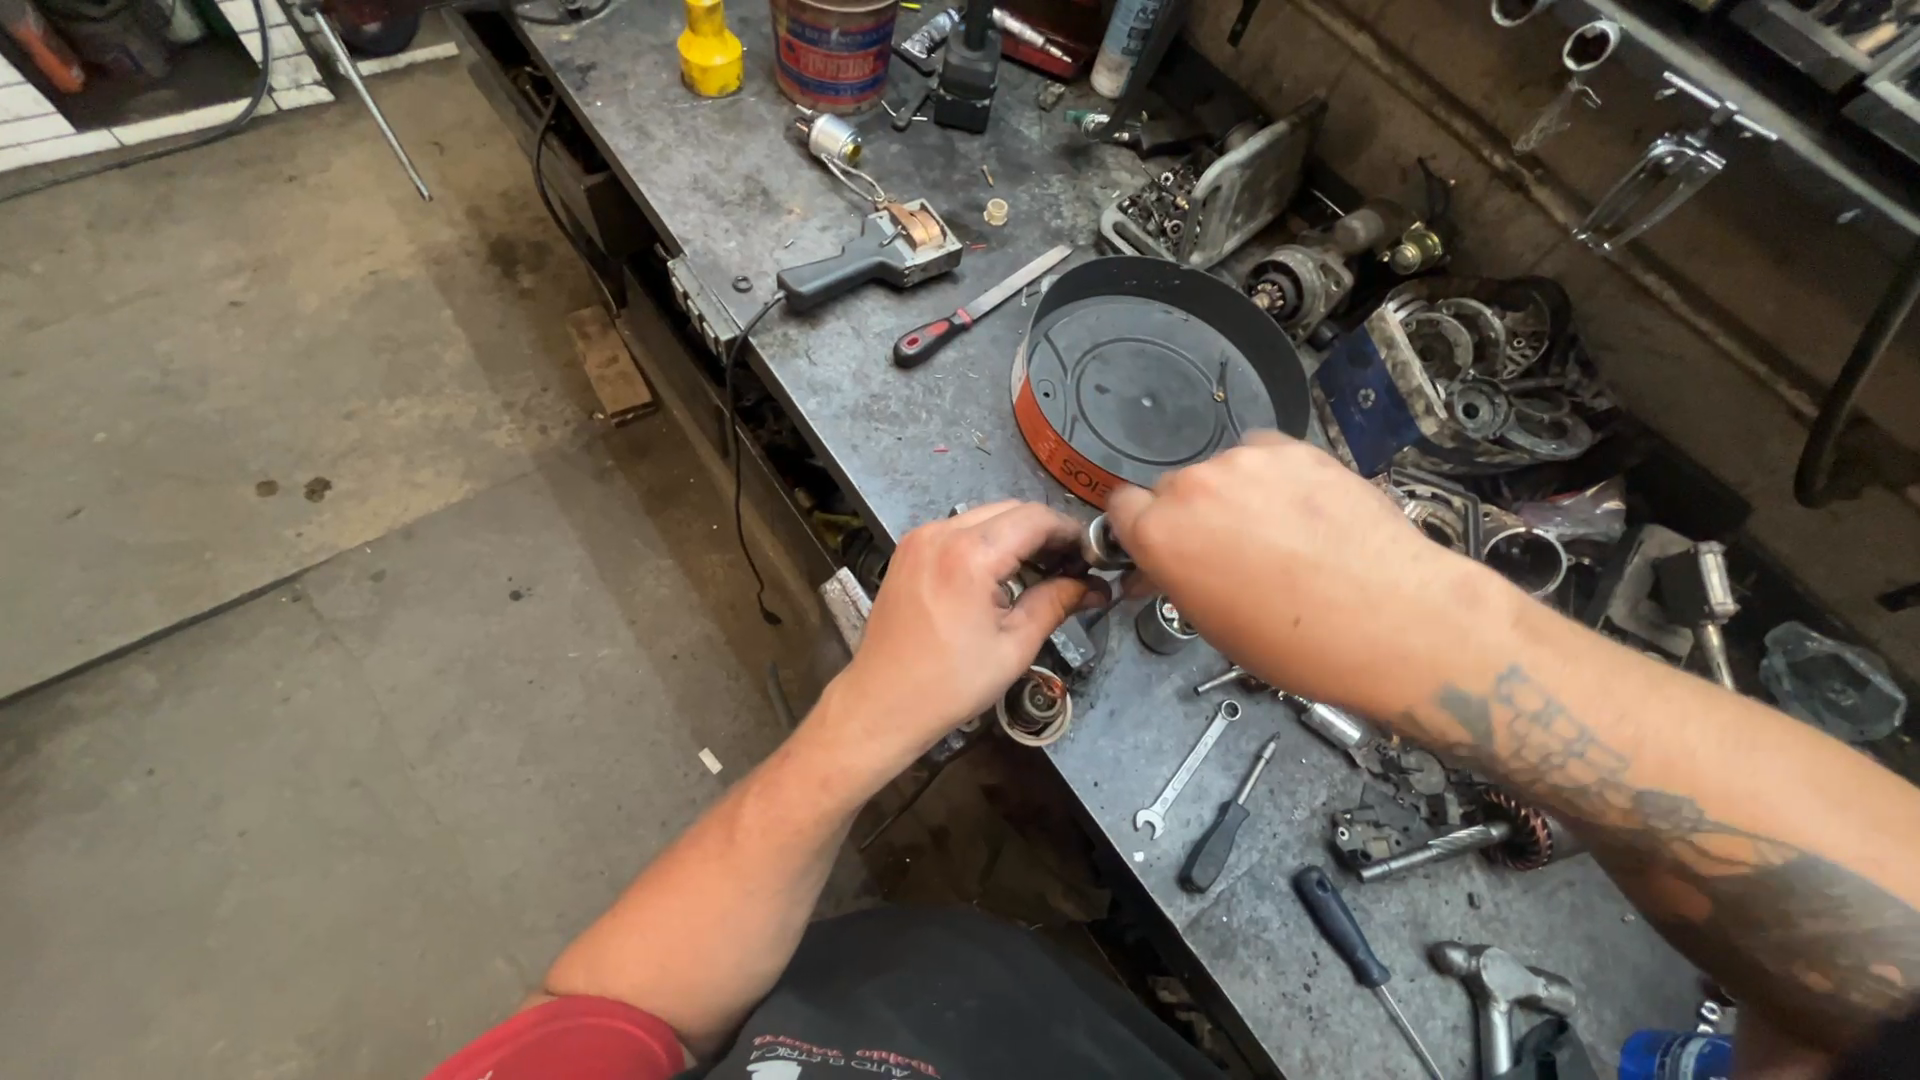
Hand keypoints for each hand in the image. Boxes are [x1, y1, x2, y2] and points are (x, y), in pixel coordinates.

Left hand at [822, 502, 1089, 768]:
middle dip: (1045, 533)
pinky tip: (1001, 574)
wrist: (882, 702)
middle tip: (1071, 567)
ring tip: (1040, 572)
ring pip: (984, 517)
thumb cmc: (949, 683)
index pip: (1035, 518)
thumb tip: (1094, 587)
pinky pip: (958, 530)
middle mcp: (940, 533)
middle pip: (1010, 511)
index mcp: (969, 554)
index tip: (1091, 555)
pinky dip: (986, 542)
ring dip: (1016, 536)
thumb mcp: (1014, 646)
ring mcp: (919, 538)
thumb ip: (1056, 603)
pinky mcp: (909, 550)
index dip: (1069, 532)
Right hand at [1106, 432, 1514, 715]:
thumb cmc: (1295, 642)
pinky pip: (1264, 455)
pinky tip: (1300, 509)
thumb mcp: (1211, 624)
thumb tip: (1160, 567)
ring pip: (1221, 472)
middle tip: (1225, 549)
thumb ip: (1174, 579)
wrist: (1391, 619)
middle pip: (1171, 489)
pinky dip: (1272, 476)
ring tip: (1277, 533)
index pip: (1121, 509)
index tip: (1160, 545)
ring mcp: (1245, 462)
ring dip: (1234, 496)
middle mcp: (1192, 488)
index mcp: (1159, 535)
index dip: (1139, 529)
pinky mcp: (1294, 449)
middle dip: (1189, 516)